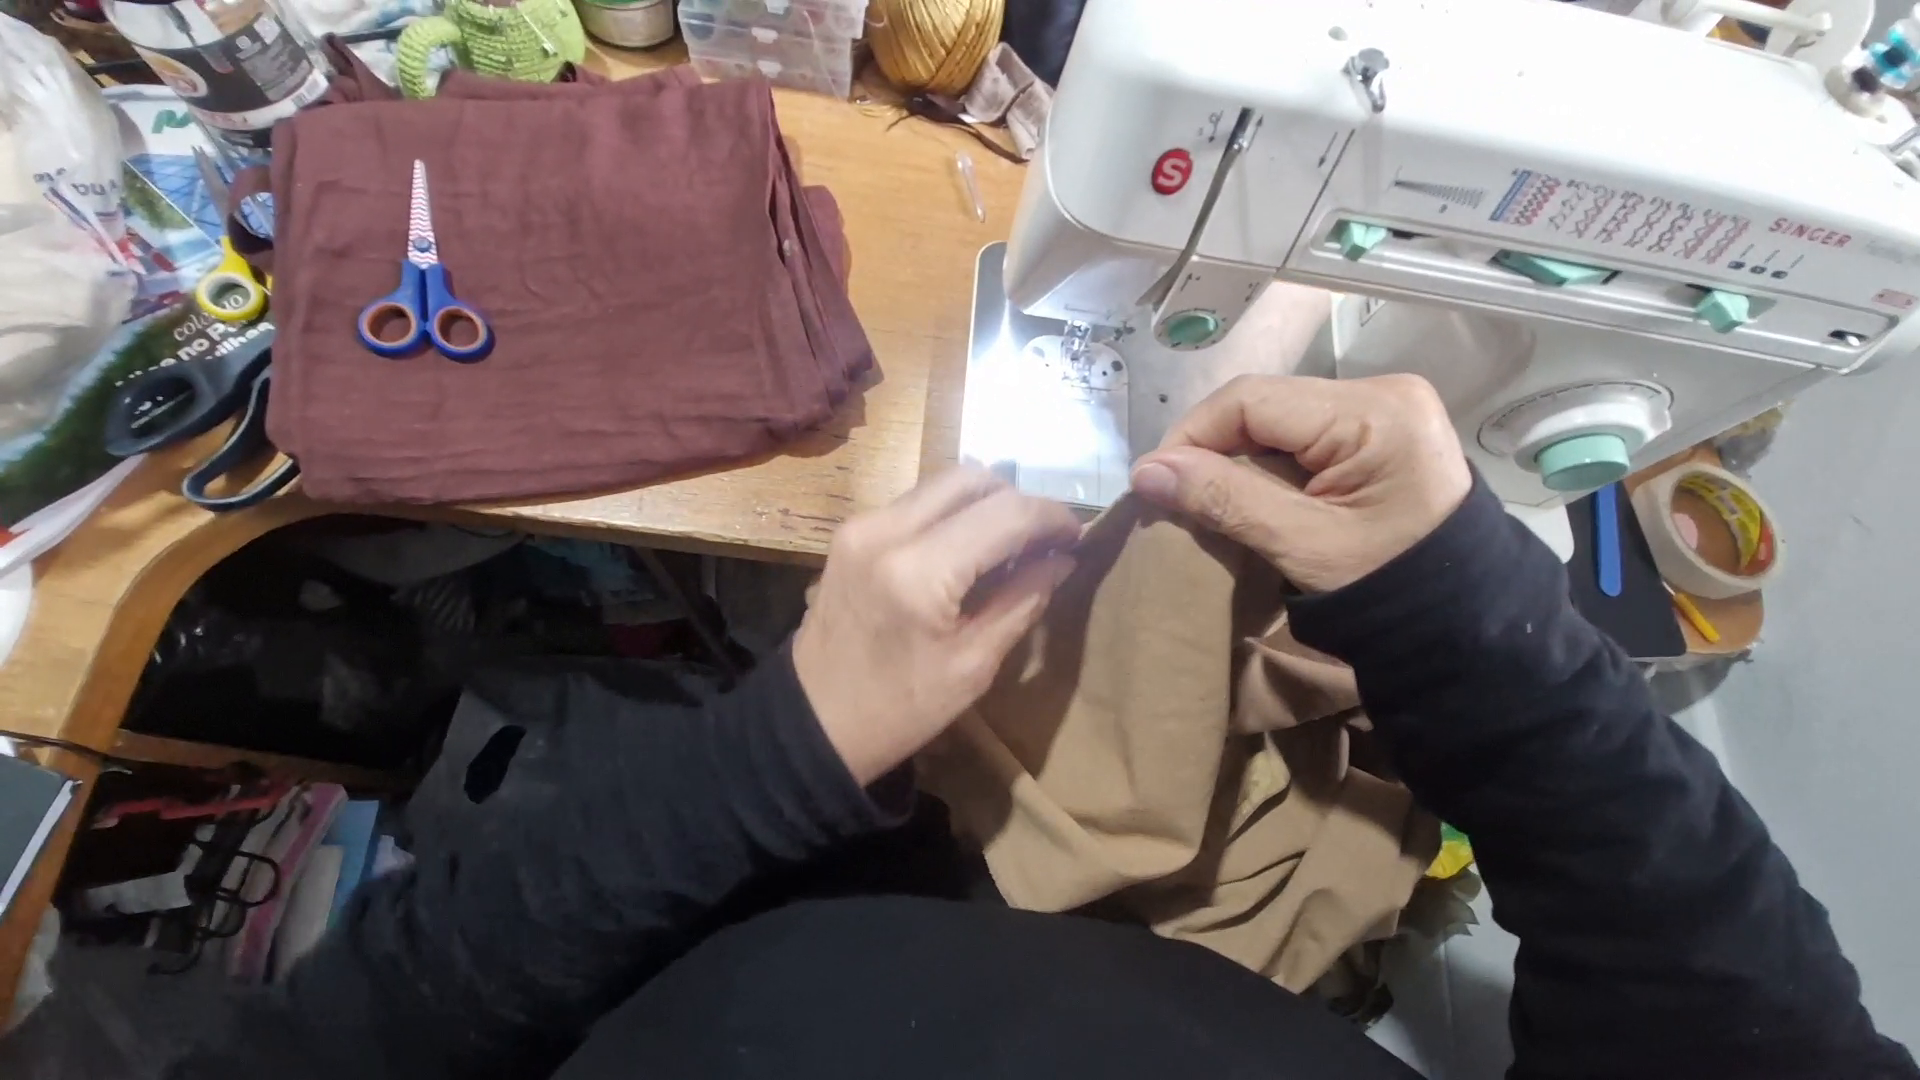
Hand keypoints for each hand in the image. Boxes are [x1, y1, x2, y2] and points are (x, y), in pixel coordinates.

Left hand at [793, 467, 1080, 784]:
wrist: (813, 722)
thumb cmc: (900, 709)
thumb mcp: (973, 665)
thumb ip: (1022, 599)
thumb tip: (1062, 558)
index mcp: (919, 571)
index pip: (1006, 512)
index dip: (1052, 517)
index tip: (1077, 537)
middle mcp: (886, 529)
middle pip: (974, 479)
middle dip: (1020, 502)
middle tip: (1045, 541)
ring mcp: (862, 524)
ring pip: (944, 483)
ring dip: (986, 503)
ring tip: (1011, 545)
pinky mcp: (851, 531)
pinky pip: (918, 502)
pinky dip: (954, 513)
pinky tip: (970, 549)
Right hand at [1129, 374, 1470, 591]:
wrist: (1463, 622)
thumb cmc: (1388, 589)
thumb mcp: (1302, 544)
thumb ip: (1225, 499)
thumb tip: (1145, 471)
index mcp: (1374, 412)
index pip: (1250, 399)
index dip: (1191, 435)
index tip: (1154, 483)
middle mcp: (1380, 392)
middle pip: (1262, 404)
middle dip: (1210, 449)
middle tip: (1177, 496)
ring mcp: (1380, 410)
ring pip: (1274, 419)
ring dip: (1233, 458)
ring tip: (1207, 499)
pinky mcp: (1375, 432)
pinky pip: (1297, 436)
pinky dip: (1262, 465)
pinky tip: (1248, 494)